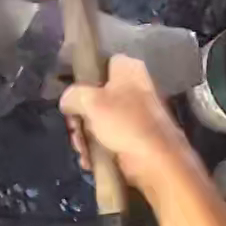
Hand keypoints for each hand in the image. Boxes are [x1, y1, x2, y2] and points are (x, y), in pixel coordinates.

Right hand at [58, 55, 203, 195]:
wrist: (157, 162)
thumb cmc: (125, 123)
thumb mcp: (90, 101)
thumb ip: (72, 95)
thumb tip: (68, 102)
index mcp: (128, 69)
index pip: (99, 63)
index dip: (83, 80)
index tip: (72, 98)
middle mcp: (134, 88)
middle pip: (94, 97)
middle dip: (80, 117)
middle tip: (75, 130)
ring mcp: (135, 115)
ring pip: (98, 121)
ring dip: (85, 137)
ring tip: (84, 150)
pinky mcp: (134, 138)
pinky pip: (107, 139)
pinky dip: (97, 150)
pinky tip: (91, 160)